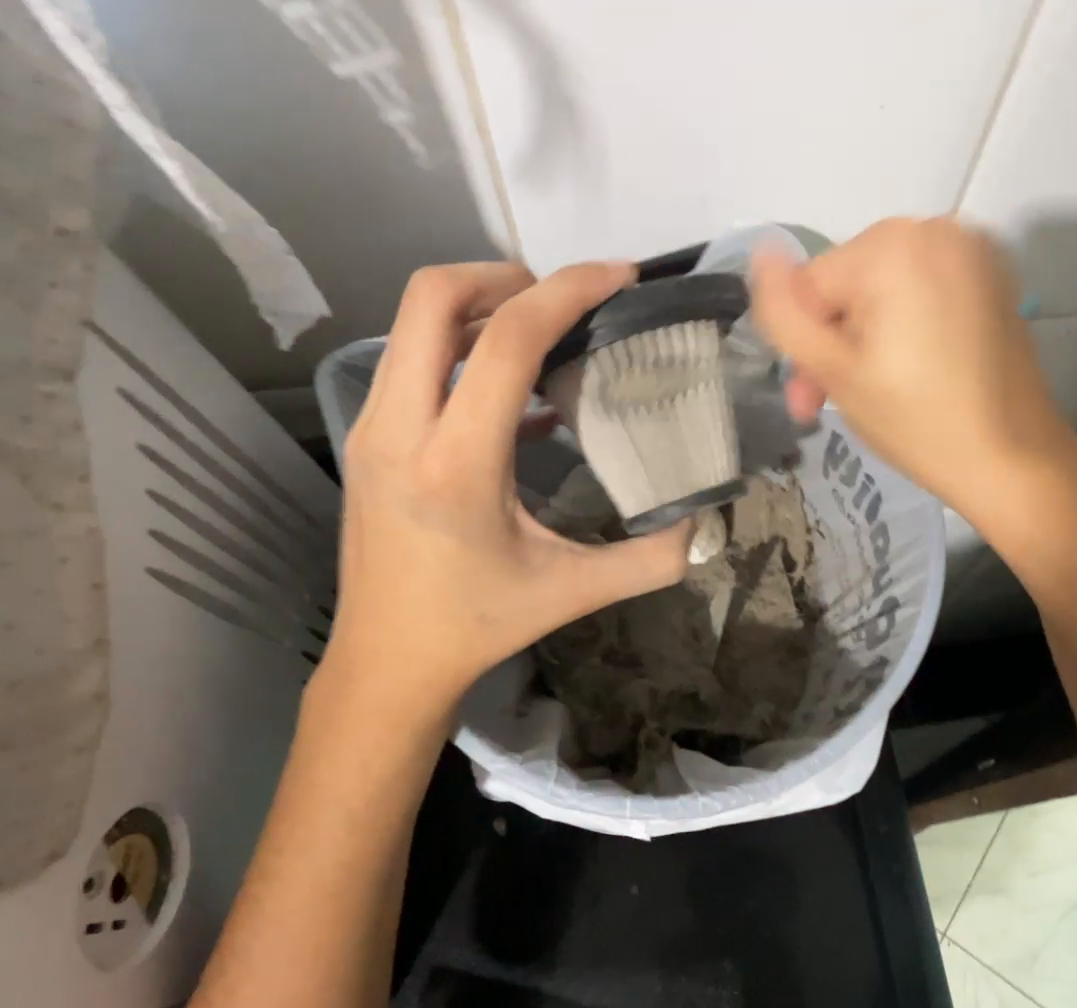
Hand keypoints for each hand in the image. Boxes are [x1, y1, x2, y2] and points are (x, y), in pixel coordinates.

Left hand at [317, 262, 692, 730]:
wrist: (386, 662)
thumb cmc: (477, 626)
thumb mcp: (572, 592)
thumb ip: (649, 560)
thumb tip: (707, 526)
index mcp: (456, 463)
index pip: (506, 341)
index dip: (568, 292)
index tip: (619, 277)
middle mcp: (401, 429)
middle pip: (432, 298)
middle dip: (506, 276)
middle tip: (566, 298)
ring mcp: (373, 429)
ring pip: (413, 324)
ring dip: (480, 307)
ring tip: (544, 331)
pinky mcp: (368, 439)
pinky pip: (411, 361)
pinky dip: (461, 349)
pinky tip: (515, 391)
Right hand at [751, 217, 1076, 519]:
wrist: (1016, 460)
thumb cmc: (919, 424)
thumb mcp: (835, 373)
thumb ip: (784, 314)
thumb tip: (760, 254)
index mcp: (892, 246)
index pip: (811, 285)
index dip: (803, 344)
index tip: (810, 401)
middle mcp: (936, 229)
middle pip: (848, 282)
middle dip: (835, 339)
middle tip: (835, 400)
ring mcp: (972, 250)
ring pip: (883, 288)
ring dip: (866, 335)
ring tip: (874, 390)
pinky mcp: (993, 276)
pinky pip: (923, 290)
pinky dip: (906, 323)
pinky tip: (911, 369)